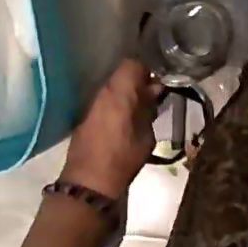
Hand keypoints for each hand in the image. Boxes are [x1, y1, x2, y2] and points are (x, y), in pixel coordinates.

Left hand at [60, 58, 160, 199]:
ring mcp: (92, 105)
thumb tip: (155, 90)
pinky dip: (118, 104)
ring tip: (144, 108)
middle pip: (122, 75)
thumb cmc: (122, 158)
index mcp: (118, 93)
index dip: (147, 68)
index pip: (132, 64)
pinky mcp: (87, 117)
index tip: (160, 79)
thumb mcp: (146, 135)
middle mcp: (102, 93)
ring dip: (128, 94)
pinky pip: (106, 102)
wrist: (89, 182)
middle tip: (156, 94)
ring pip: (113, 88)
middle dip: (139, 81)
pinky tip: (128, 119)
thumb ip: (150, 108)